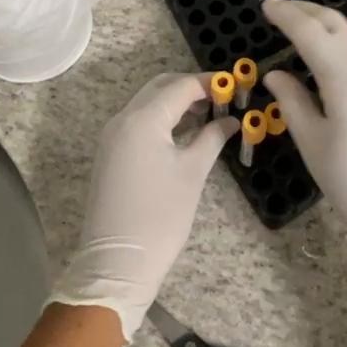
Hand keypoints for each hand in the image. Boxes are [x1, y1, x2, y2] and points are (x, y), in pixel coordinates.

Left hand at [49, 72, 238, 340]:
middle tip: (222, 99)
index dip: (210, 83)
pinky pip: (138, 121)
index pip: (181, 86)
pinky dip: (162, 118)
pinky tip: (184, 132)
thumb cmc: (160, 217)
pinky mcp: (110, 153)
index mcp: (143, 119)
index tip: (235, 86)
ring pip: (148, 103)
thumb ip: (212, 138)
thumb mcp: (192, 174)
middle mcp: (123, 119)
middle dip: (191, 87)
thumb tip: (231, 121)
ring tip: (208, 114)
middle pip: (161, 87)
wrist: (116, 264)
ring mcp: (112, 136)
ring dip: (176, 102)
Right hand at [260, 0, 346, 282]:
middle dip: (306, 10)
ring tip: (303, 27)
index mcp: (345, 78)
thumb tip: (275, 74)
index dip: (285, 15)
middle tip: (280, 9)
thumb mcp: (315, 147)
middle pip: (336, 23)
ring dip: (327, 23)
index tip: (265, 6)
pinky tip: (336, 52)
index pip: (309, 32)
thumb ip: (293, 103)